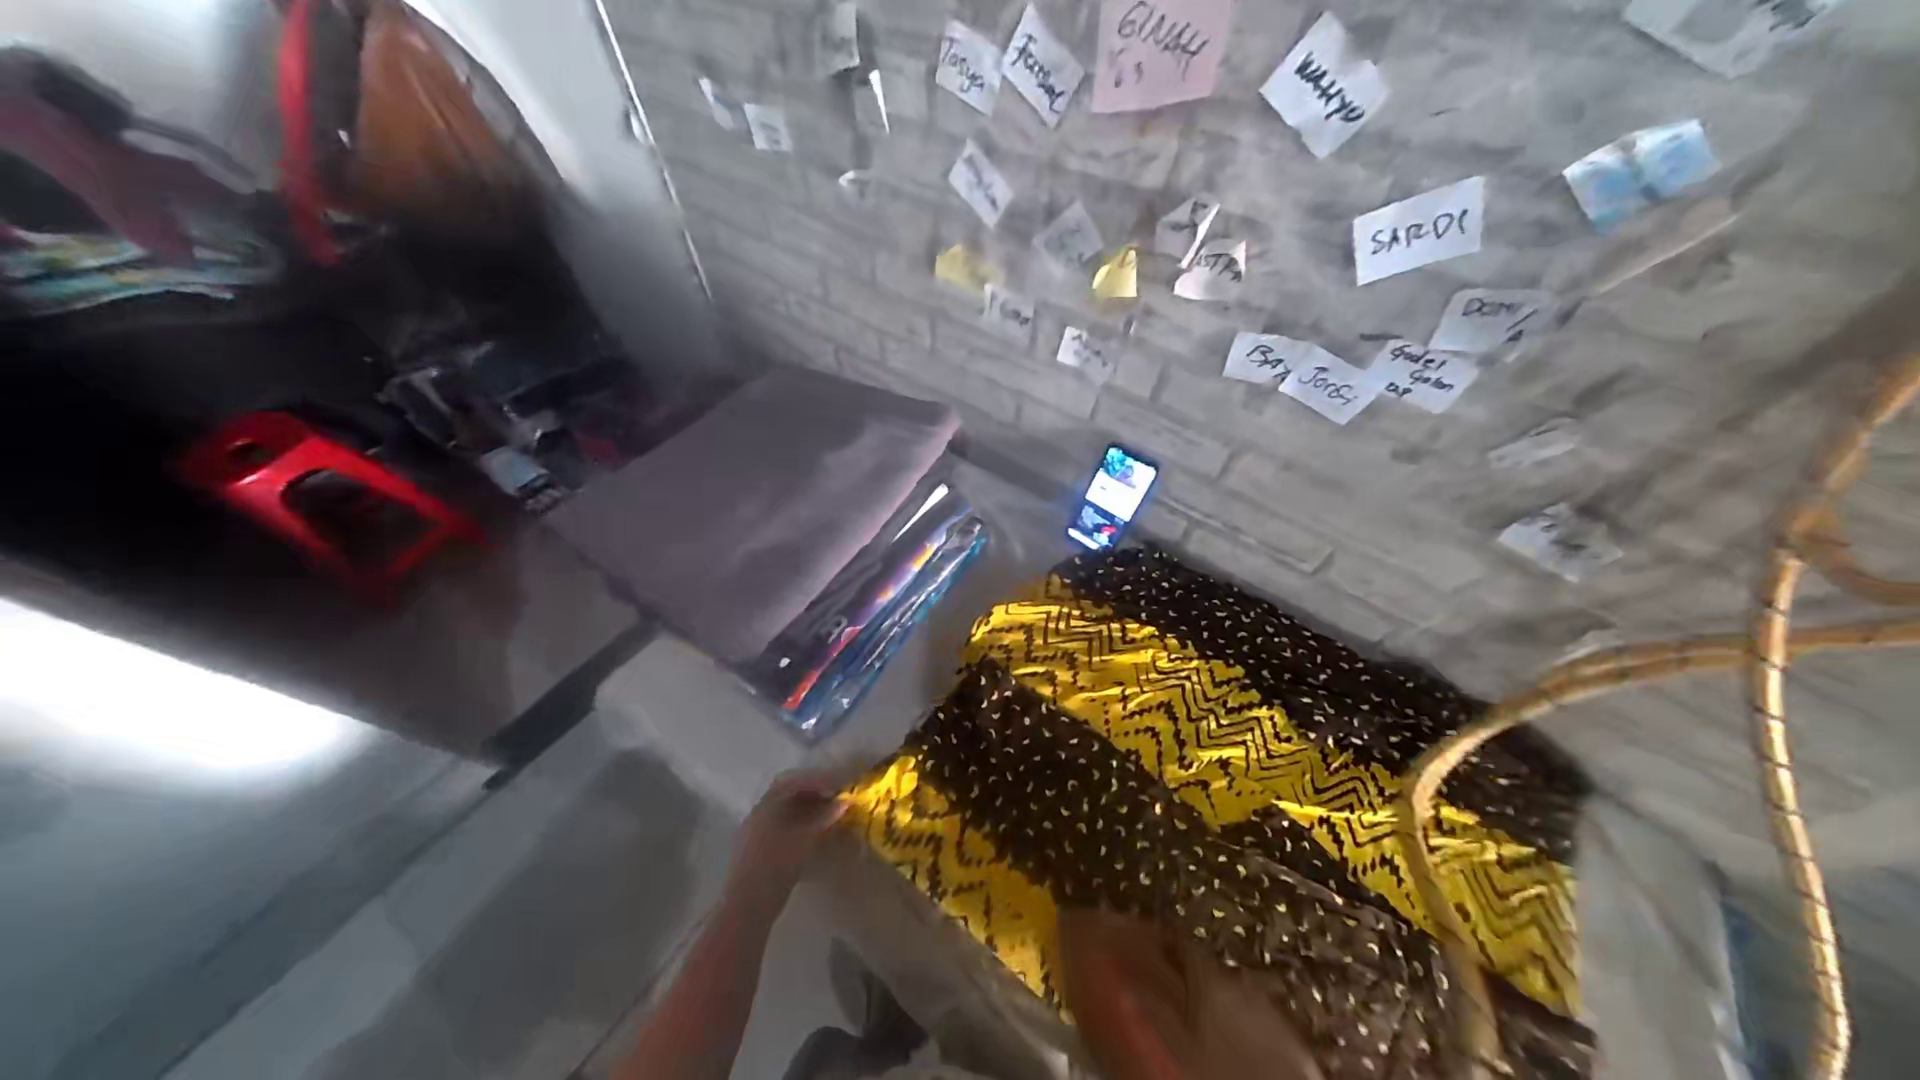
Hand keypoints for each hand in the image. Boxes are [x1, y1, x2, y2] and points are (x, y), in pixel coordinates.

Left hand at [726, 768, 849, 901]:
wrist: (747, 905)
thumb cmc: (777, 864)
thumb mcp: (805, 838)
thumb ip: (825, 817)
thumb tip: (845, 802)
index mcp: (767, 804)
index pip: (794, 781)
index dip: (818, 781)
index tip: (839, 787)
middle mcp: (758, 812)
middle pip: (788, 794)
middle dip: (813, 793)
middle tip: (835, 800)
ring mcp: (754, 831)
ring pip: (784, 811)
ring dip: (807, 809)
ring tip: (828, 817)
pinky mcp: (756, 849)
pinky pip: (781, 826)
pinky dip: (799, 823)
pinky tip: (812, 835)